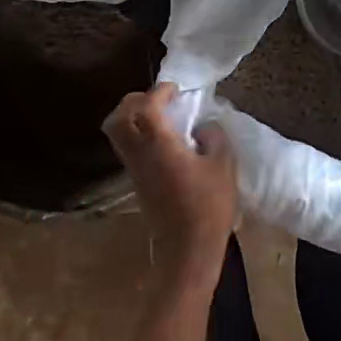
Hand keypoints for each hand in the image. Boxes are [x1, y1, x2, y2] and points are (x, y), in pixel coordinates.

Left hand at [104, 83, 236, 292]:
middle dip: (136, 101)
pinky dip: (138, 133)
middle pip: (118, 117)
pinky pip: (127, 147)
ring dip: (133, 117)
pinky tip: (164, 139)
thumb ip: (214, 137)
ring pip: (117, 133)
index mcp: (159, 145)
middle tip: (161, 100)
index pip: (145, 107)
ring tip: (162, 117)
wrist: (188, 250)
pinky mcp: (137, 182)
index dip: (158, 92)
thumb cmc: (209, 206)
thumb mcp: (223, 165)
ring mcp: (134, 169)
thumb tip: (202, 127)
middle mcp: (140, 154)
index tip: (176, 90)